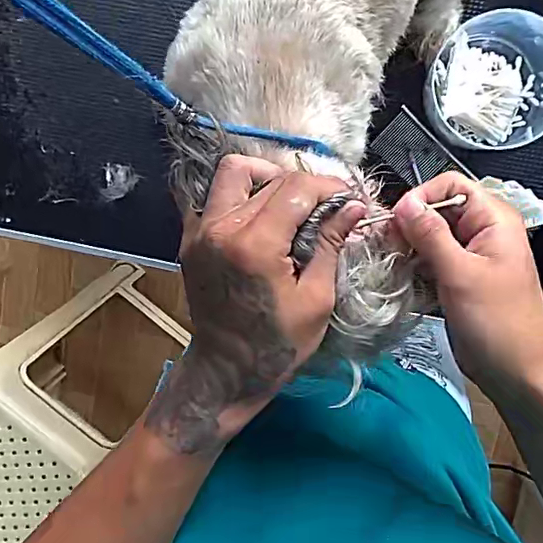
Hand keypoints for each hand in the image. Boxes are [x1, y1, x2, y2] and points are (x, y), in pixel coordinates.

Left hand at [153, 155, 363, 452]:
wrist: (226, 370)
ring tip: (291, 202)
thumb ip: (330, 243)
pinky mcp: (190, 238)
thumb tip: (352, 206)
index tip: (348, 198)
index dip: (328, 186)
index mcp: (255, 245)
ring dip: (268, 178)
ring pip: (235, 173)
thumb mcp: (317, 298)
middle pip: (270, 179)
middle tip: (327, 206)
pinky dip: (241, 194)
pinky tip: (263, 215)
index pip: (296, 187)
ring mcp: (200, 231)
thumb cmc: (278, 344)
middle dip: (306, 185)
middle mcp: (221, 228)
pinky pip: (215, 195)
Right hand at [393, 172, 542, 399]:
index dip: (420, 198)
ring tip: (390, 265)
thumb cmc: (500, 324)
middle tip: (386, 246)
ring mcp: (469, 256)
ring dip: (408, 248)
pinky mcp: (458, 279)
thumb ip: (430, 234)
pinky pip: (430, 261)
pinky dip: (414, 268)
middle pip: (435, 210)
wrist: (518, 374)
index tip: (395, 221)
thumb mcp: (461, 274)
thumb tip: (404, 202)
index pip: (449, 185)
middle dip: (408, 225)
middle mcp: (482, 232)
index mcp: (494, 219)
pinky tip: (401, 280)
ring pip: (429, 237)